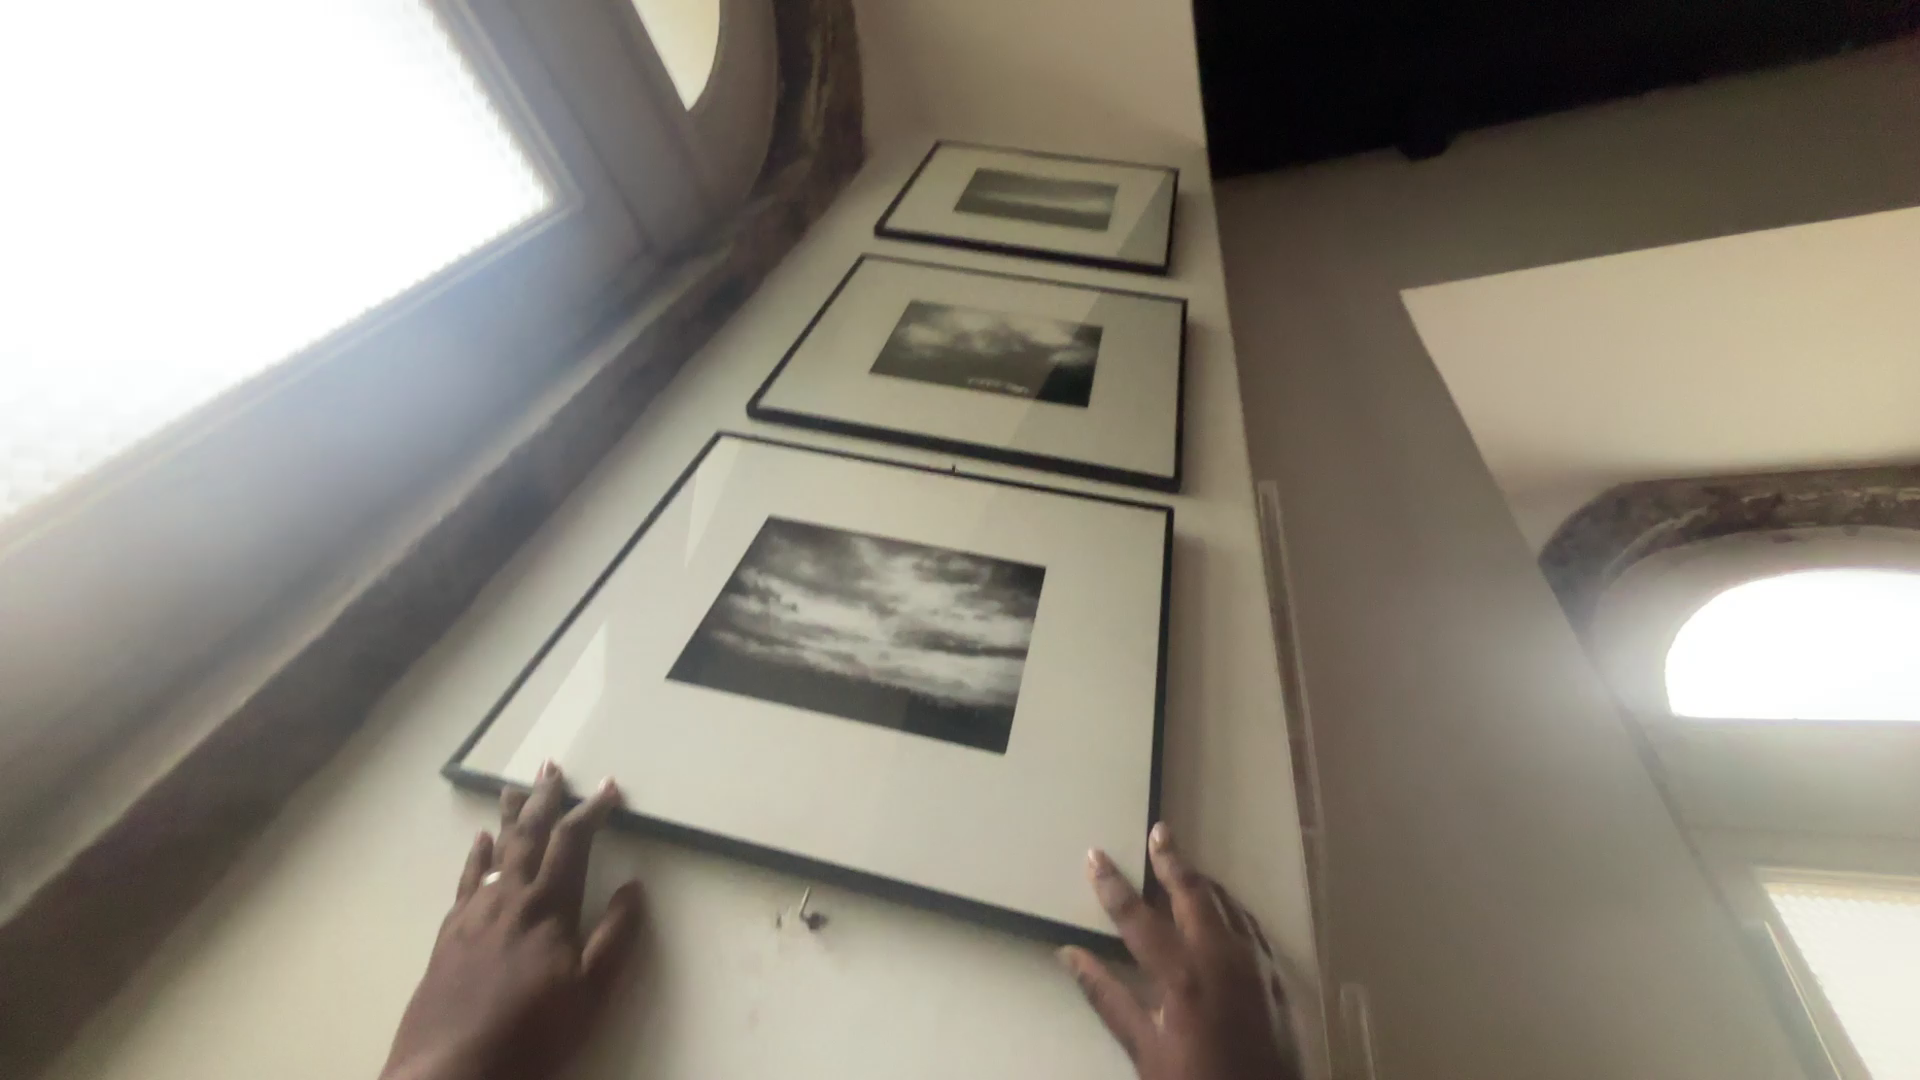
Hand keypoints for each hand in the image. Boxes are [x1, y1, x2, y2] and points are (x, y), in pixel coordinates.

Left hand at [381, 763, 643, 1079]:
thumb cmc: (529, 1034)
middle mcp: (509, 898)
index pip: (573, 841)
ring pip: (495, 851)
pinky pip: (465, 881)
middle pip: (529, 834)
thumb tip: (635, 886)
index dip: (592, 809)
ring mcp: (473, 915)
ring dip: (509, 817)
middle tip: (550, 765)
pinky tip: (478, 844)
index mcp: (548, 906)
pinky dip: (475, 857)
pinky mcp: (448, 937)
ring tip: (513, 788)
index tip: (609, 786)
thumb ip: (615, 935)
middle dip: (544, 798)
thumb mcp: (590, 992)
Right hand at [1060, 823, 1299, 1079]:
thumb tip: (1070, 955)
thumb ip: (1107, 996)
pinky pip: (1247, 923)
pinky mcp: (1275, 975)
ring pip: (1224, 901)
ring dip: (1199, 880)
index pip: (1135, 915)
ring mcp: (1253, 963)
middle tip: (1158, 831)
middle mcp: (1219, 957)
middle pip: (1191, 892)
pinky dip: (1227, 906)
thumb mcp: (1144, 1052)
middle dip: (1170, 860)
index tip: (1095, 856)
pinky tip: (1219, 906)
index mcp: (1181, 975)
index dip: (1112, 883)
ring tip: (1181, 863)